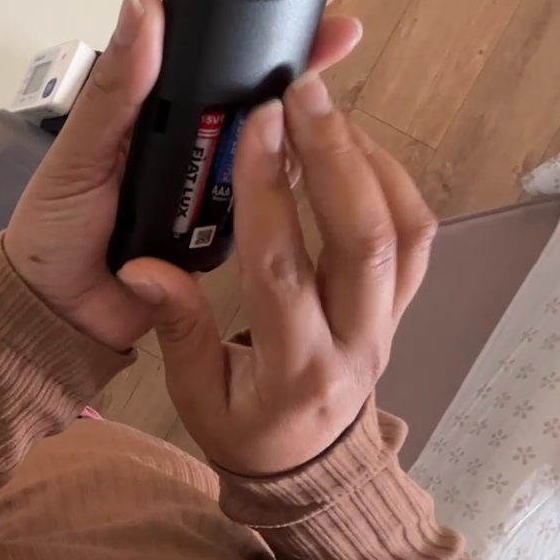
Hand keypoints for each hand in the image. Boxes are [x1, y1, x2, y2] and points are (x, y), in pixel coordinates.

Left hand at [7, 0, 362, 350]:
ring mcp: (202, 190)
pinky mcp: (217, 234)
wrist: (58, 313)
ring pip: (260, 147)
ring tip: (337, 89)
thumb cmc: (53, 229)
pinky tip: (323, 159)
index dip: (247, 23)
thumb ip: (113, 89)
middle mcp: (181, 145)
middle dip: (293, 63)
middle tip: (344, 30)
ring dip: (298, 122)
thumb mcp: (77, 155)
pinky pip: (260, 202)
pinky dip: (287, 183)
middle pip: (244, 97)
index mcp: (145, 117)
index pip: (203, 58)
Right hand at [117, 73, 435, 476]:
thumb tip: (144, 268)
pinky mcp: (401, 307)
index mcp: (294, 368)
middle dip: (334, 154)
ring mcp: (389, 323)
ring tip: (327, 111)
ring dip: (369, 159)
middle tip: (302, 93)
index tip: (255, 128)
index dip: (267, 193)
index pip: (282, 268)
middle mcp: (356, 342)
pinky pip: (415, 237)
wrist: (307, 465)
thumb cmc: (242, 431)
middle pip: (365, 236)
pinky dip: (392, 181)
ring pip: (404, 229)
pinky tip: (354, 147)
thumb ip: (177, 327)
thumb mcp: (193, 394)